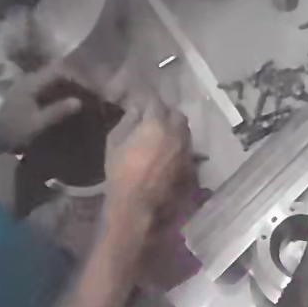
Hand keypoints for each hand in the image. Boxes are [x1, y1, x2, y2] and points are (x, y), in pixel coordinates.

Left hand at [0, 64, 84, 150]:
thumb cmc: (14, 129)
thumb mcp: (38, 122)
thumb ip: (58, 111)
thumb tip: (78, 101)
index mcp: (31, 83)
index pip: (57, 71)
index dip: (73, 76)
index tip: (86, 86)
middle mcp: (28, 80)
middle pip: (54, 73)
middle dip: (70, 80)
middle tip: (86, 91)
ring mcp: (25, 86)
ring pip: (50, 80)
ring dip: (64, 86)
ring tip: (78, 96)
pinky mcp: (25, 94)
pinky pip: (45, 88)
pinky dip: (56, 92)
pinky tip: (64, 102)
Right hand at [103, 94, 189, 231]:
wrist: (138, 208)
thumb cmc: (121, 174)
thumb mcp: (115, 142)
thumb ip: (128, 121)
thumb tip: (137, 109)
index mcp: (157, 125)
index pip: (155, 100)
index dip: (147, 98)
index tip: (140, 99)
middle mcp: (178, 134)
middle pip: (176, 114)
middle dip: (165, 113)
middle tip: (153, 120)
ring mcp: (188, 151)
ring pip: (185, 132)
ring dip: (174, 131)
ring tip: (161, 138)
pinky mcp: (192, 167)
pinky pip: (187, 150)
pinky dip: (178, 148)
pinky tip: (167, 156)